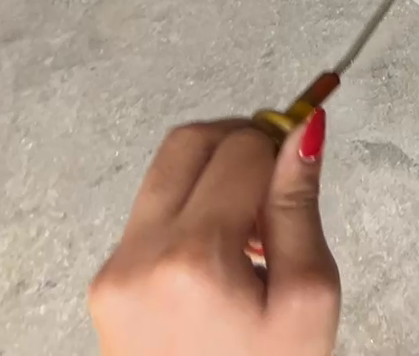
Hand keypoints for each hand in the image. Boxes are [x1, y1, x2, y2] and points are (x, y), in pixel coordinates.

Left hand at [89, 112, 338, 355]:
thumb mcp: (309, 288)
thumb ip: (299, 203)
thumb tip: (305, 130)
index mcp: (191, 258)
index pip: (241, 147)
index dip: (285, 136)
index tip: (310, 148)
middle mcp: (136, 258)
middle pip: (189, 142)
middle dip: (246, 136)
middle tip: (286, 167)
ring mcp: (113, 272)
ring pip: (169, 169)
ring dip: (222, 167)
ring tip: (261, 216)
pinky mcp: (108, 283)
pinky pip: (157, 206)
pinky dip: (201, 198)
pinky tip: (234, 240)